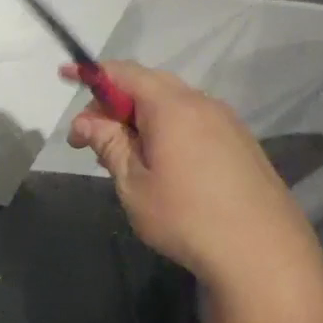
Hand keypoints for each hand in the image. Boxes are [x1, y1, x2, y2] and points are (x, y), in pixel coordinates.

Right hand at [66, 61, 322, 292]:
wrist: (258, 248)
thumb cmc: (183, 215)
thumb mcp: (132, 182)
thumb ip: (109, 145)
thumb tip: (86, 121)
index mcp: (172, 108)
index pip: (126, 74)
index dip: (93, 74)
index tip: (65, 78)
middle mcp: (202, 104)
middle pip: (150, 85)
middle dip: (112, 102)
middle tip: (86, 137)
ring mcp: (225, 123)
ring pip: (171, 105)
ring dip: (137, 119)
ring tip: (116, 155)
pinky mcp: (237, 143)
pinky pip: (190, 122)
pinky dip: (161, 130)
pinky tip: (152, 162)